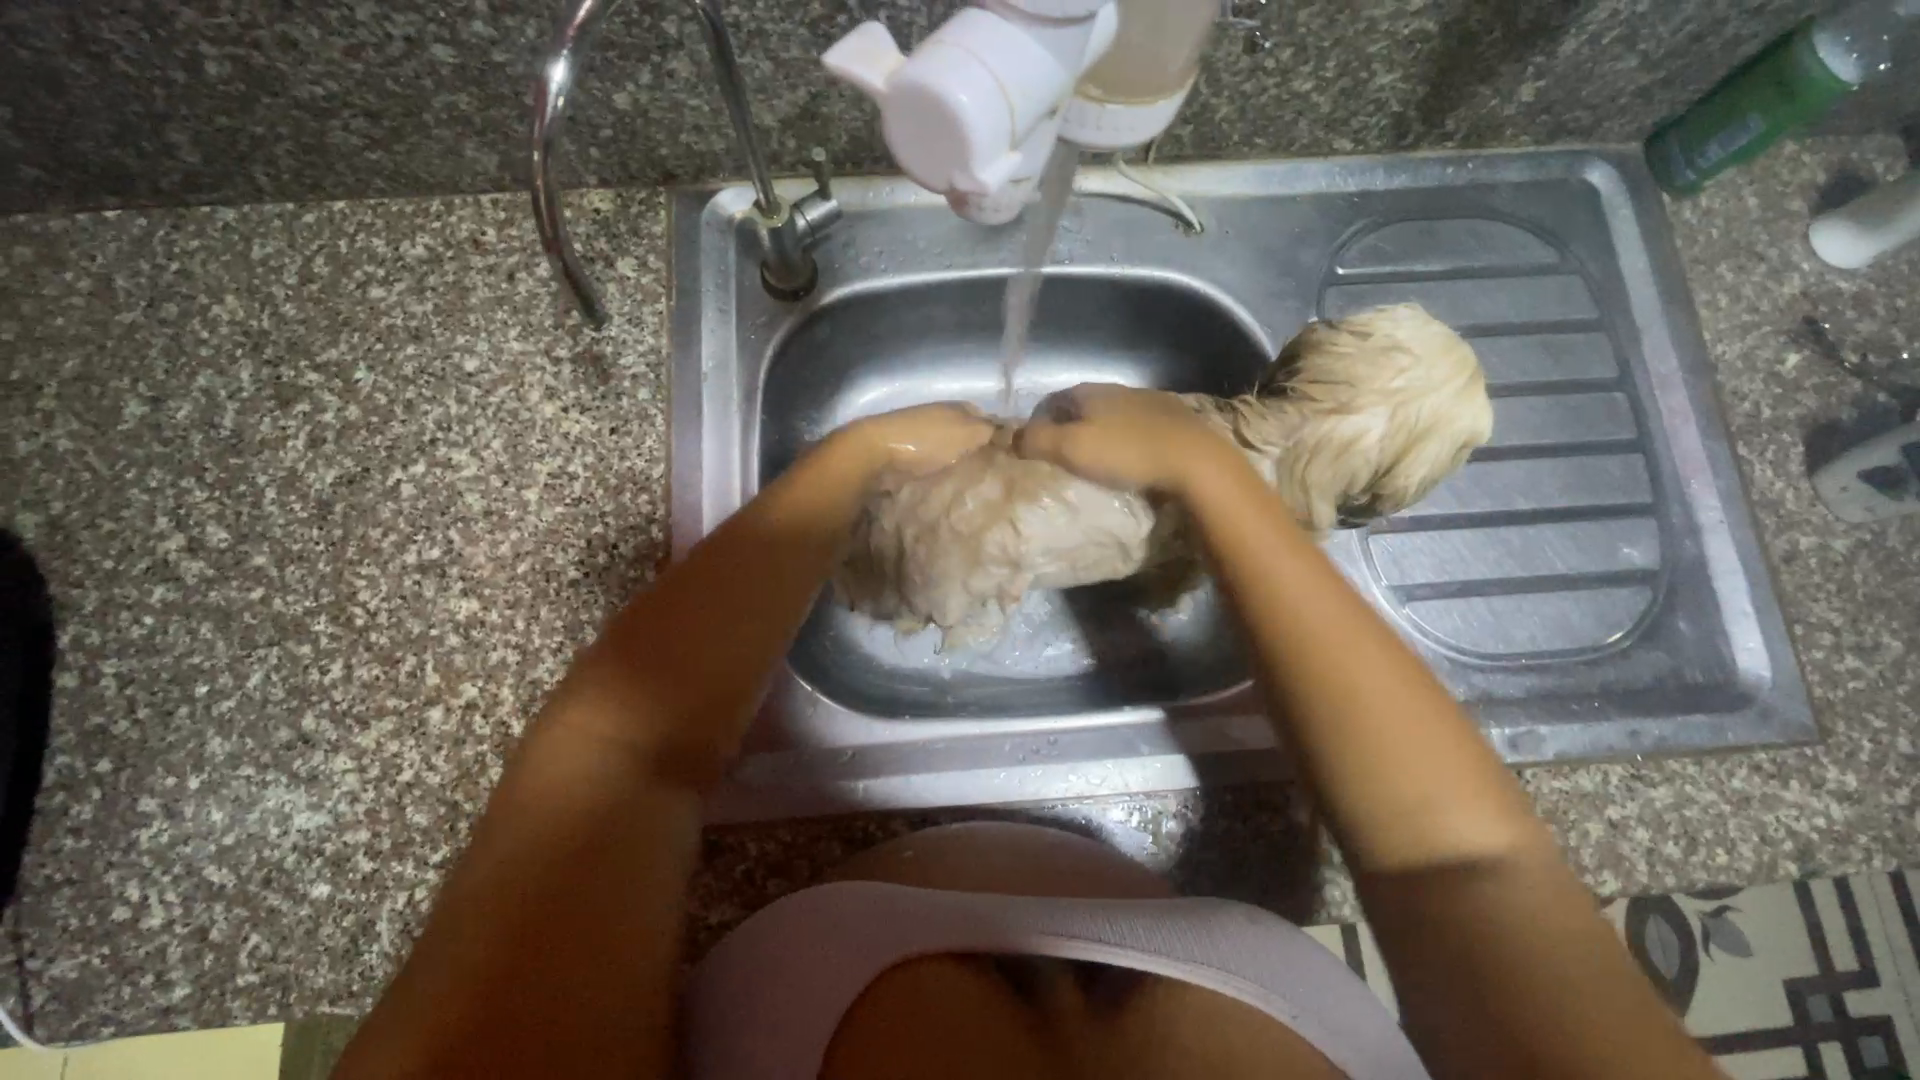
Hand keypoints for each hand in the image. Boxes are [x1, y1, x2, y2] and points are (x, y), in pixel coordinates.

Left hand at [836, 401, 996, 479]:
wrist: (877, 450)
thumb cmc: (927, 440)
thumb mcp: (969, 432)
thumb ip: (991, 431)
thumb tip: (1008, 433)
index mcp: (959, 406)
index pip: (989, 420)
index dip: (1000, 439)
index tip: (1009, 462)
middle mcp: (942, 415)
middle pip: (969, 436)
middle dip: (979, 453)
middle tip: (992, 477)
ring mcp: (923, 432)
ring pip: (951, 449)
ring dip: (959, 464)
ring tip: (972, 485)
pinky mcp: (907, 450)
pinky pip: (933, 461)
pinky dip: (940, 471)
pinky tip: (947, 485)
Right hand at [1012, 383, 1230, 493]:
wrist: (1194, 461)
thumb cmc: (1126, 453)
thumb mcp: (1071, 449)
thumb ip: (1036, 440)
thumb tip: (1009, 437)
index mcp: (1090, 391)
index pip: (1051, 399)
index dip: (1037, 421)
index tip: (1033, 448)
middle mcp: (1118, 389)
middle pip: (1081, 407)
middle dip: (1068, 427)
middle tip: (1062, 458)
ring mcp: (1149, 402)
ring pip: (1111, 416)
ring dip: (1099, 434)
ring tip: (1096, 463)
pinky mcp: (1174, 420)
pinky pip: (1138, 427)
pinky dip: (1126, 441)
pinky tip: (1131, 461)